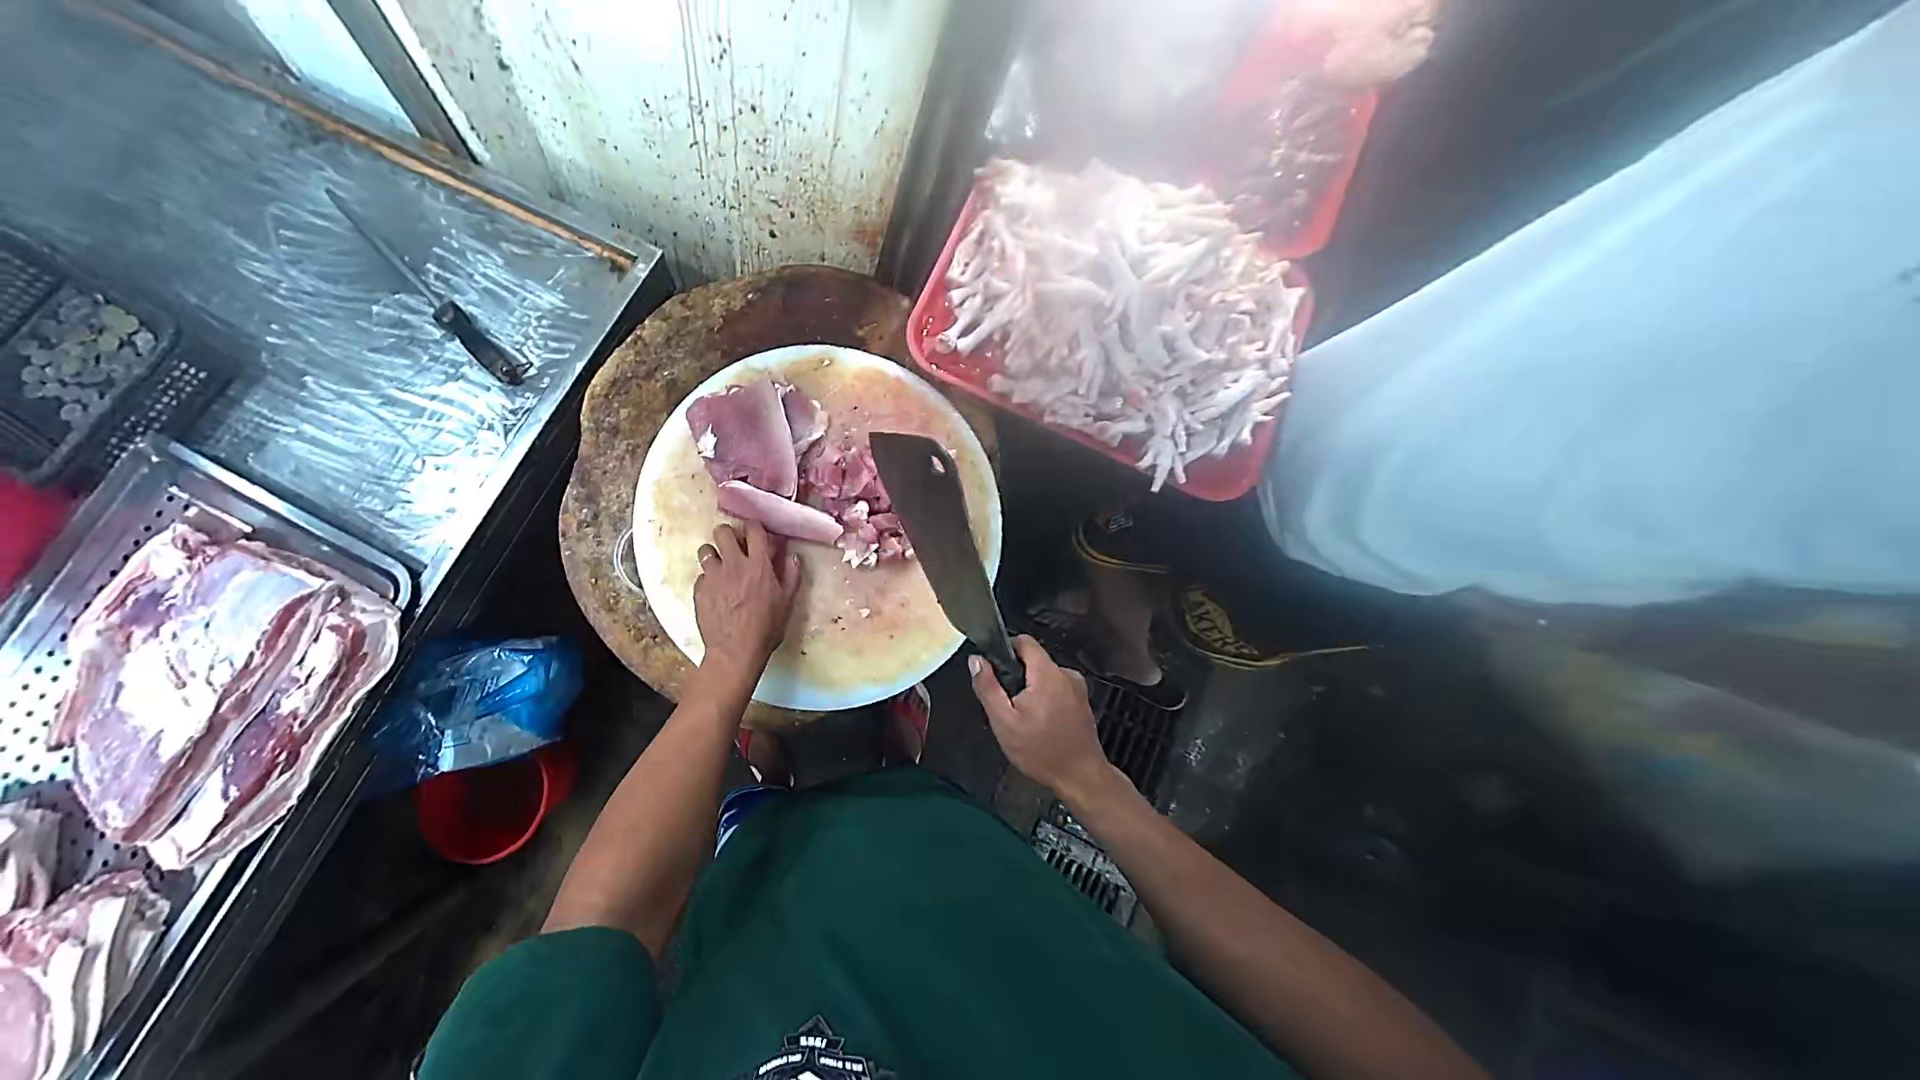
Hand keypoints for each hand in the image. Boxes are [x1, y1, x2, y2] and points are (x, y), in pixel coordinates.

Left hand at [693, 522, 800, 683]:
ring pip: (706, 550)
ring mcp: (713, 577)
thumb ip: (791, 576)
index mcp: (758, 565)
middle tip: (734, 545)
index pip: (753, 530)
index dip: (754, 526)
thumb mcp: (787, 603)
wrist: (735, 651)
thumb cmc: (766, 628)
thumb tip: (793, 557)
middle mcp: (733, 565)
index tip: (755, 531)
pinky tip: (715, 590)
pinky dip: (708, 578)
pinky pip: (701, 575)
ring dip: (713, 554)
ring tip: (720, 565)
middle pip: (722, 532)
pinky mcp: (699, 590)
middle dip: (728, 534)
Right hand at [970, 636, 1111, 800]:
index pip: (1024, 641)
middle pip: (1033, 660)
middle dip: (1017, 677)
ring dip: (1031, 690)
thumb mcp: (1004, 721)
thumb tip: (976, 661)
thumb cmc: (1042, 752)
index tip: (996, 669)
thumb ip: (987, 687)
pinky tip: (1041, 725)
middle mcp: (1066, 675)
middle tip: (1008, 705)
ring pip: (1044, 676)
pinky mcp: (1081, 701)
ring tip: (1025, 720)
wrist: (1080, 777)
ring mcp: (1077, 688)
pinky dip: (1045, 700)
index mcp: (1047, 674)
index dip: (1005, 649)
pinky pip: (1056, 689)